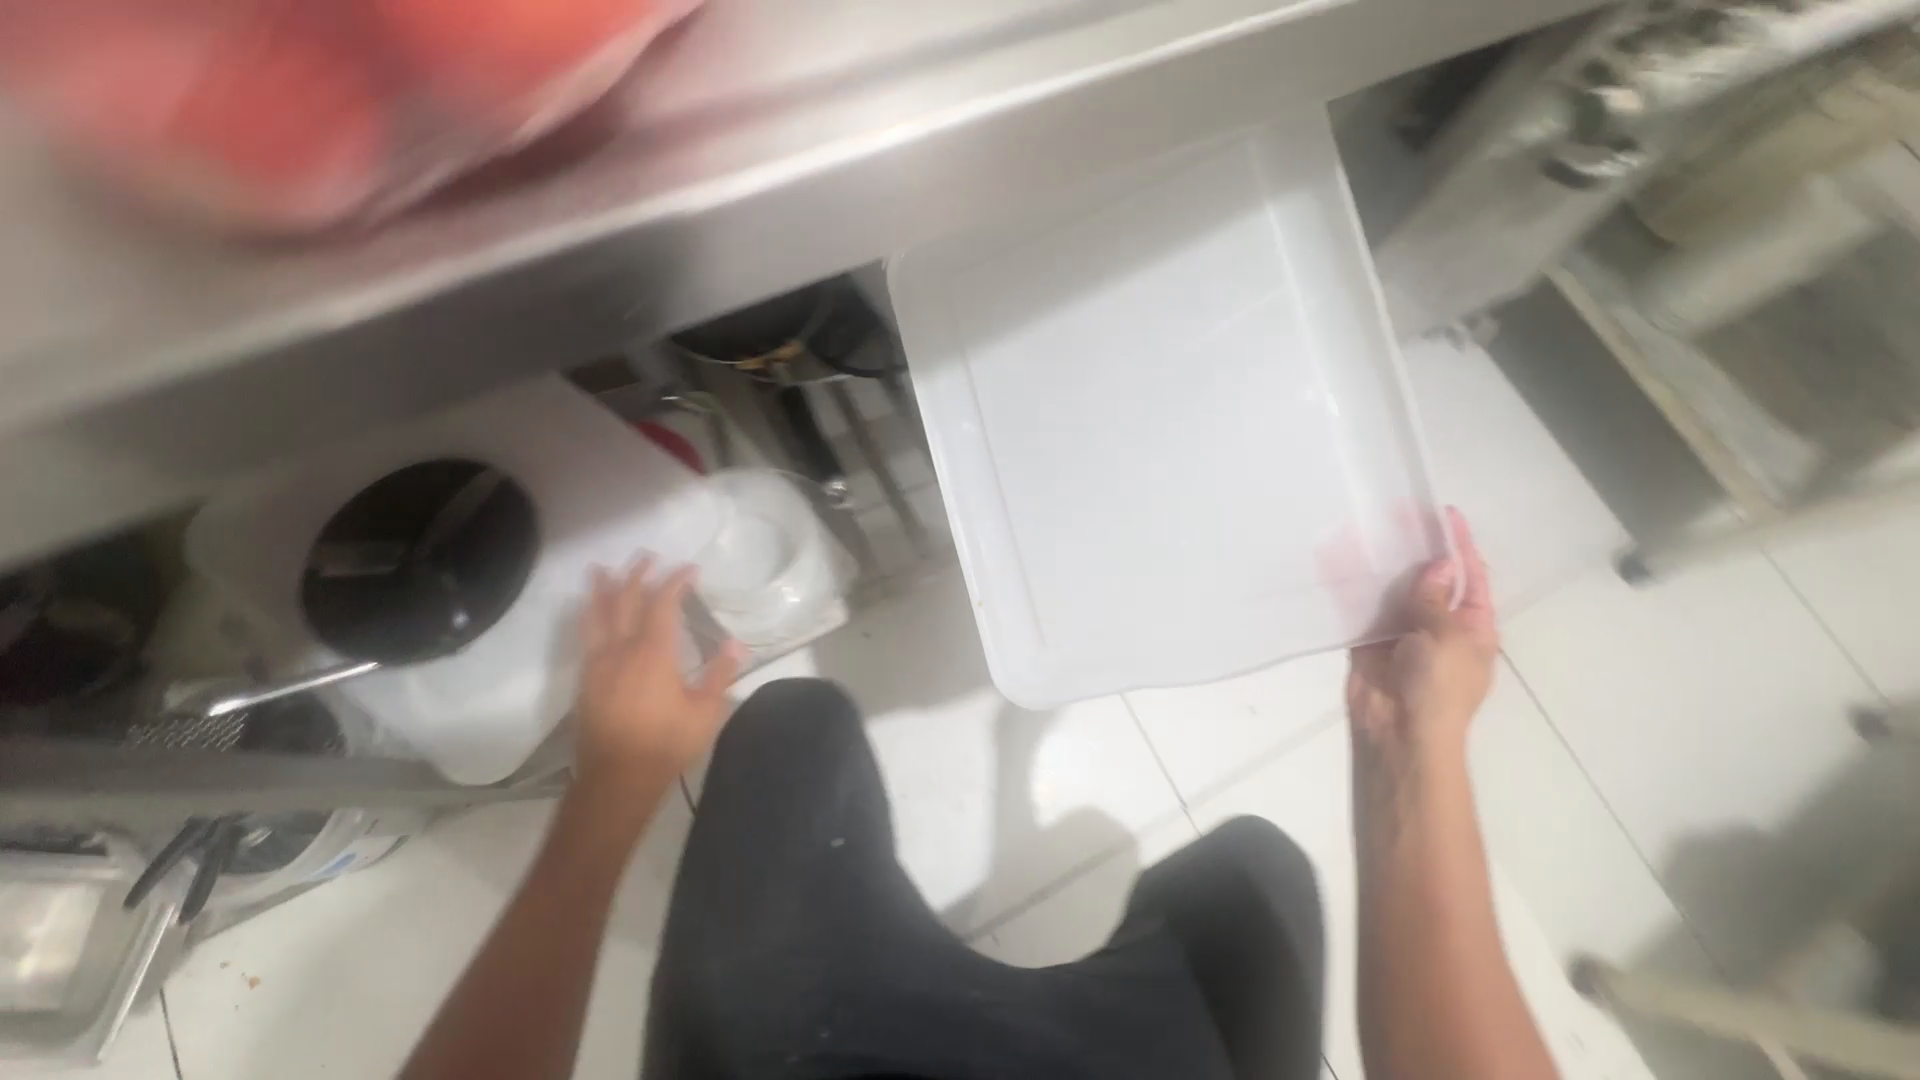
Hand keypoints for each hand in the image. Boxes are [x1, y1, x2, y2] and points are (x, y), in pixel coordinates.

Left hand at [573, 559, 744, 813]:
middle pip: (625, 601)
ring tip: (601, 570)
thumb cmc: (666, 744)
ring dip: (602, 590)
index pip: (663, 604)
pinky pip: (586, 637)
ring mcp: (599, 664)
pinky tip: (591, 615)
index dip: (675, 582)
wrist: (617, 779)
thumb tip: (737, 644)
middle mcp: (622, 650)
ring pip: (597, 616)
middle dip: (636, 576)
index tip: (689, 569)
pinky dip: (589, 616)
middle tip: (645, 557)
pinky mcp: (586, 681)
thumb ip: (719, 675)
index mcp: (654, 653)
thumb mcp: (705, 712)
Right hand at [1346, 507, 1496, 759]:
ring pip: (1393, 590)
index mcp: (1472, 625)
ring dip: (1381, 564)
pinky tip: (1339, 564)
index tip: (1444, 514)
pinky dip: (1352, 587)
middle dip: (1415, 549)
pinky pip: (1362, 607)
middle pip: (1428, 578)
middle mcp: (1438, 623)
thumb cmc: (1439, 688)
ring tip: (1364, 531)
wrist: (1400, 732)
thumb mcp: (1447, 640)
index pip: (1470, 576)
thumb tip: (1436, 564)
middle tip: (1395, 515)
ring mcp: (1402, 631)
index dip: (1459, 545)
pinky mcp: (1370, 640)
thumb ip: (1435, 600)